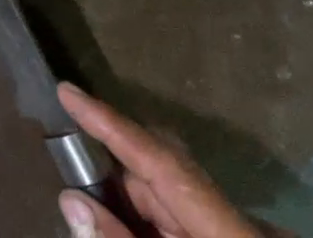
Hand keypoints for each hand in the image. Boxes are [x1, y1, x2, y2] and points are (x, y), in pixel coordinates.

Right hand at [57, 83, 272, 237]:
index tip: (67, 90)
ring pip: (173, 196)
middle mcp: (244, 221)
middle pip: (167, 174)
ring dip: (129, 200)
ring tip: (95, 208)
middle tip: (70, 167)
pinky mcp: (238, 236)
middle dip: (115, 170)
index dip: (112, 125)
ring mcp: (244, 230)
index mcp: (233, 229)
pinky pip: (185, 215)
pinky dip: (149, 220)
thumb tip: (71, 199)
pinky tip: (128, 228)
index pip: (163, 162)